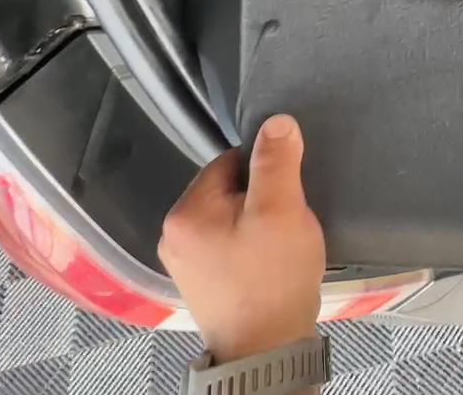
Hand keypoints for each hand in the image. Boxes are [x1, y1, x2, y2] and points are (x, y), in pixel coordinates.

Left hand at [159, 114, 324, 361]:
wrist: (267, 343)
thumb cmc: (272, 272)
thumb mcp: (281, 209)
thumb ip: (276, 162)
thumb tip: (277, 120)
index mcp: (186, 212)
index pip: (230, 161)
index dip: (266, 168)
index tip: (287, 190)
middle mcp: (174, 234)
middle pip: (229, 186)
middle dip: (263, 193)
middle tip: (288, 214)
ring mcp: (185, 260)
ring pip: (231, 213)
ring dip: (259, 216)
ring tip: (282, 235)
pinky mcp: (203, 278)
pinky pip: (230, 238)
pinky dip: (252, 239)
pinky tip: (270, 254)